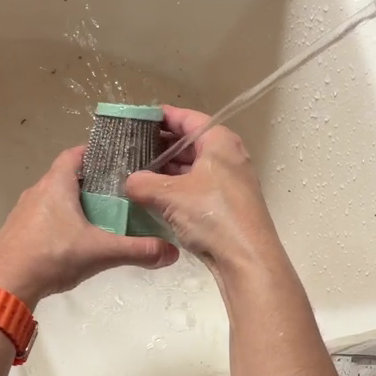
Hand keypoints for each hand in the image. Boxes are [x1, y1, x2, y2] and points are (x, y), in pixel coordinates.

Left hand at [0, 146, 178, 304]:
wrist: (5, 284)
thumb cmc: (51, 256)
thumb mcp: (100, 252)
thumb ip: (136, 250)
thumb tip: (171, 253)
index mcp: (56, 184)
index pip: (76, 154)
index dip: (96, 153)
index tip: (116, 160)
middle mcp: (37, 191)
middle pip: (67, 178)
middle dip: (91, 184)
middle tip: (117, 195)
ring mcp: (23, 213)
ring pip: (54, 200)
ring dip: (74, 206)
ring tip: (99, 220)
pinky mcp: (16, 233)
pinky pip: (42, 220)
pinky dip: (59, 224)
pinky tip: (72, 243)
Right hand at [123, 105, 283, 279]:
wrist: (246, 258)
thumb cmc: (212, 215)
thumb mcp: (170, 196)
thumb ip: (143, 184)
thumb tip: (129, 182)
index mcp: (219, 141)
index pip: (187, 119)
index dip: (161, 117)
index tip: (136, 120)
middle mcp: (227, 156)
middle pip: (189, 144)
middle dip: (160, 148)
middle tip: (130, 151)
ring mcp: (228, 182)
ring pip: (192, 169)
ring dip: (166, 173)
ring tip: (136, 175)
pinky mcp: (226, 206)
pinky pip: (196, 189)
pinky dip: (176, 191)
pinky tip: (154, 199)